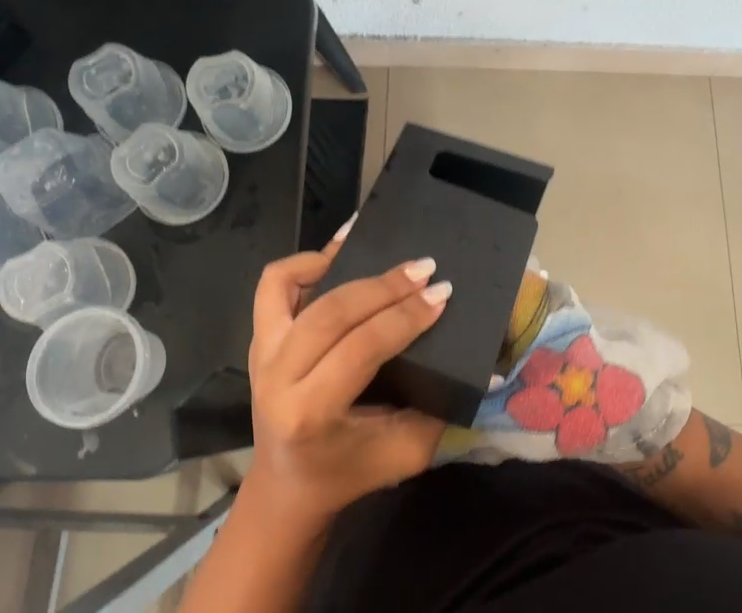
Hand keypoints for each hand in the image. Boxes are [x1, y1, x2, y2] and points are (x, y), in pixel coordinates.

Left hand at [245, 226, 451, 522]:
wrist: (288, 488)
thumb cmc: (350, 473)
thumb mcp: (405, 454)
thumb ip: (440, 411)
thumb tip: (484, 367)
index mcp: (312, 414)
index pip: (362, 348)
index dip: (405, 317)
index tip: (442, 294)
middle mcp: (278, 378)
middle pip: (332, 313)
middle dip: (385, 286)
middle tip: (426, 270)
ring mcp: (261, 355)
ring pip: (294, 289)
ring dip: (345, 266)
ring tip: (384, 253)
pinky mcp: (257, 339)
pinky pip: (272, 285)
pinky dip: (302, 263)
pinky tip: (336, 255)